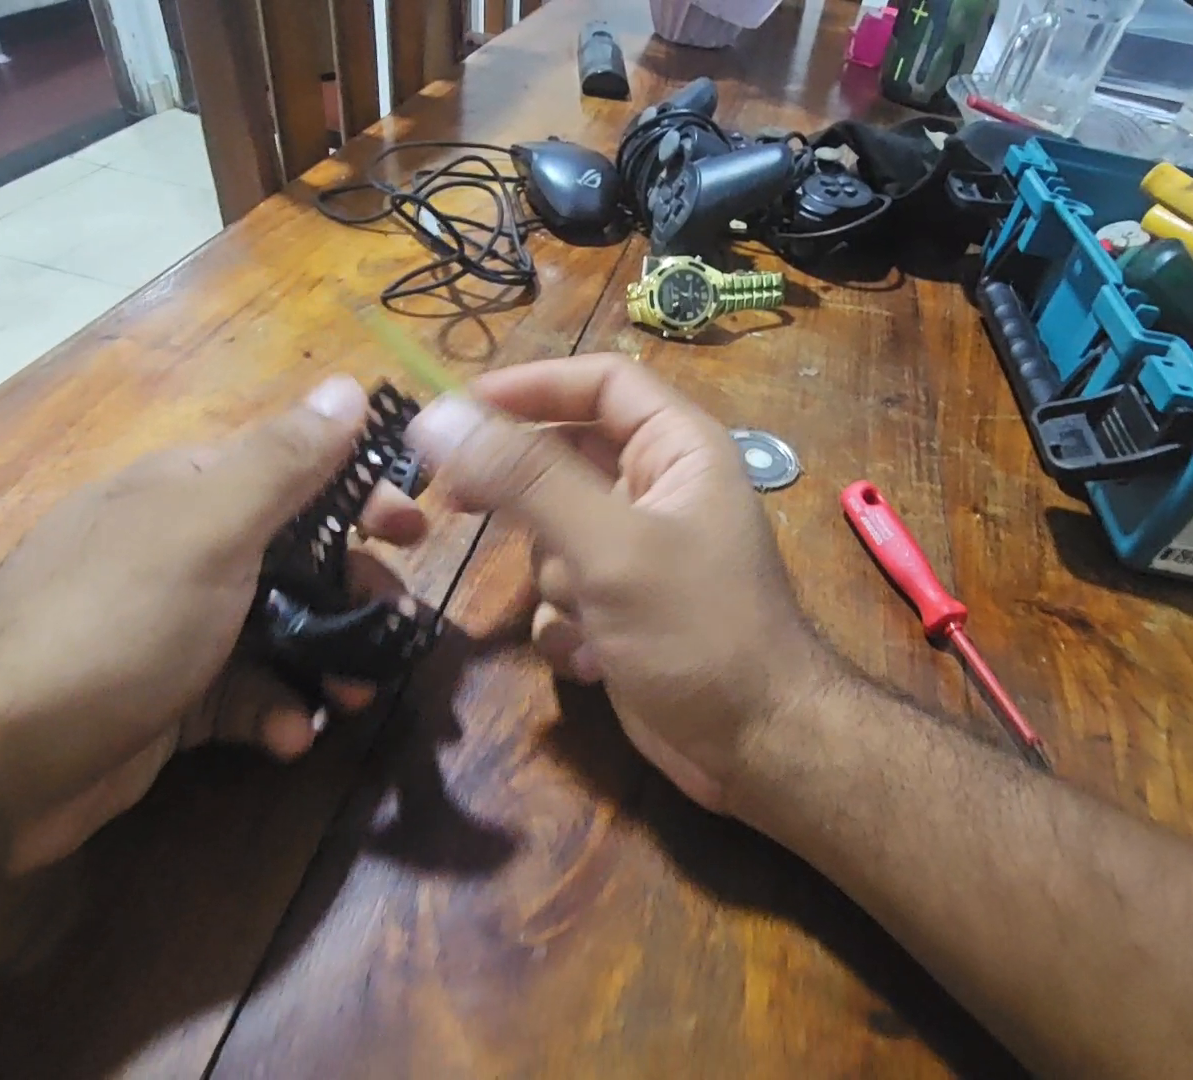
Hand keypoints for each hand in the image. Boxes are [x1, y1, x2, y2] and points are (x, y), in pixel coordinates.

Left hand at [0, 376, 425, 873]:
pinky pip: (247, 693)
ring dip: (328, 663)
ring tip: (353, 698)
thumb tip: (348, 386)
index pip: (296, 473)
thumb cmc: (114, 623)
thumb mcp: (208, 529)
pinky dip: (275, 712)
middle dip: (355, 595)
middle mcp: (186, 551)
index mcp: (190, 495)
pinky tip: (288, 738)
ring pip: (284, 633)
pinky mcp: (173, 696)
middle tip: (400, 627)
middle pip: (299, 560)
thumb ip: (284, 462)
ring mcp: (179, 627)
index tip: (415, 529)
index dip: (361, 495)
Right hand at [405, 355, 834, 814]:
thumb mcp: (610, 546)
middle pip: (564, 459)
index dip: (530, 386)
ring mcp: (637, 553)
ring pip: (554, 535)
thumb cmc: (697, 630)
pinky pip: (563, 594)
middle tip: (457, 502)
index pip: (600, 382)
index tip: (456, 408)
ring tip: (589, 614)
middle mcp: (658, 491)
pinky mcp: (621, 608)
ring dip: (555, 579)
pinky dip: (565, 625)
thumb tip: (439, 416)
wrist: (753, 748)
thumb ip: (525, 479)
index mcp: (677, 450)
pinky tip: (594, 658)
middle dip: (523, 495)